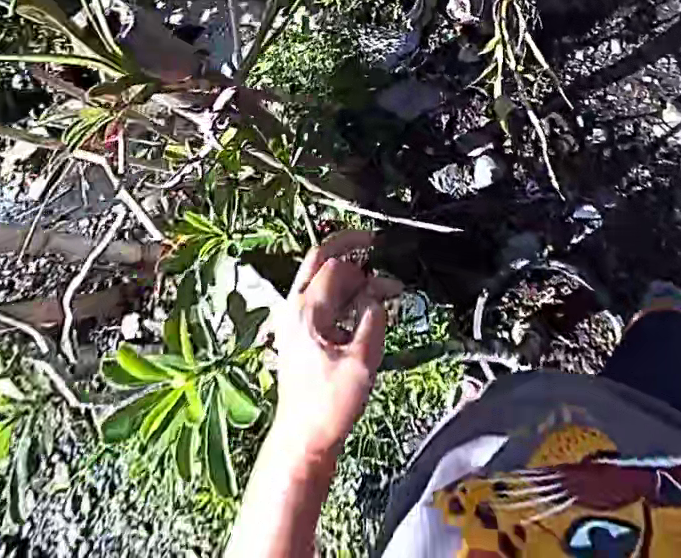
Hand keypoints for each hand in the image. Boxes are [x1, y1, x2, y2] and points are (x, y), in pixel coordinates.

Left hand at [268, 230, 400, 459]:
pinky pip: (318, 297)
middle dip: (345, 246)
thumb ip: (373, 319)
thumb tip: (379, 295)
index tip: (388, 277)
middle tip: (371, 242)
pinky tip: (360, 306)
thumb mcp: (363, 361)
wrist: (302, 439)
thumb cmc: (330, 404)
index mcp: (307, 311)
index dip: (365, 269)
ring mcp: (292, 318)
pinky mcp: (297, 332)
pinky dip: (339, 293)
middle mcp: (294, 307)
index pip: (336, 268)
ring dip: (346, 274)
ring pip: (318, 277)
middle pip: (318, 259)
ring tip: (375, 285)